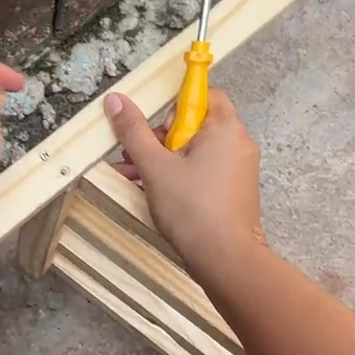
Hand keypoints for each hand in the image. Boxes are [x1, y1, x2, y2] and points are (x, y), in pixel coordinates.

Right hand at [103, 88, 265, 271]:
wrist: (225, 259)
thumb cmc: (192, 209)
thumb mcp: (154, 166)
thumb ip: (133, 131)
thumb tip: (116, 100)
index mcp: (225, 128)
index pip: (202, 95)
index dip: (173, 105)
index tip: (152, 125)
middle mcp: (238, 143)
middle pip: (193, 124)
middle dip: (158, 137)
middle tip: (134, 153)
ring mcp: (238, 169)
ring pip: (194, 151)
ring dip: (162, 158)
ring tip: (132, 174)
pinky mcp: (233, 191)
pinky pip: (202, 171)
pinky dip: (178, 175)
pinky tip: (150, 189)